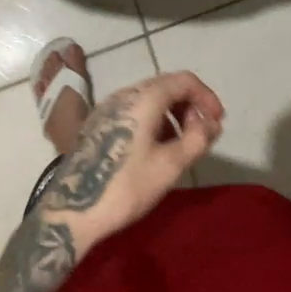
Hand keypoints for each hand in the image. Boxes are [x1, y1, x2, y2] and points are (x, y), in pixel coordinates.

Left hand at [37, 71, 224, 246]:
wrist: (73, 211)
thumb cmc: (126, 186)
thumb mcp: (170, 165)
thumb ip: (197, 139)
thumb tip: (212, 124)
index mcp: (144, 98)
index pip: (184, 80)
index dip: (207, 97)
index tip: (217, 123)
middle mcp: (125, 94)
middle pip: (166, 85)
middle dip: (190, 105)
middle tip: (202, 134)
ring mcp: (108, 107)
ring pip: (149, 98)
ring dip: (172, 114)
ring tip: (182, 144)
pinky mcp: (98, 123)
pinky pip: (134, 110)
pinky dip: (154, 120)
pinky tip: (156, 148)